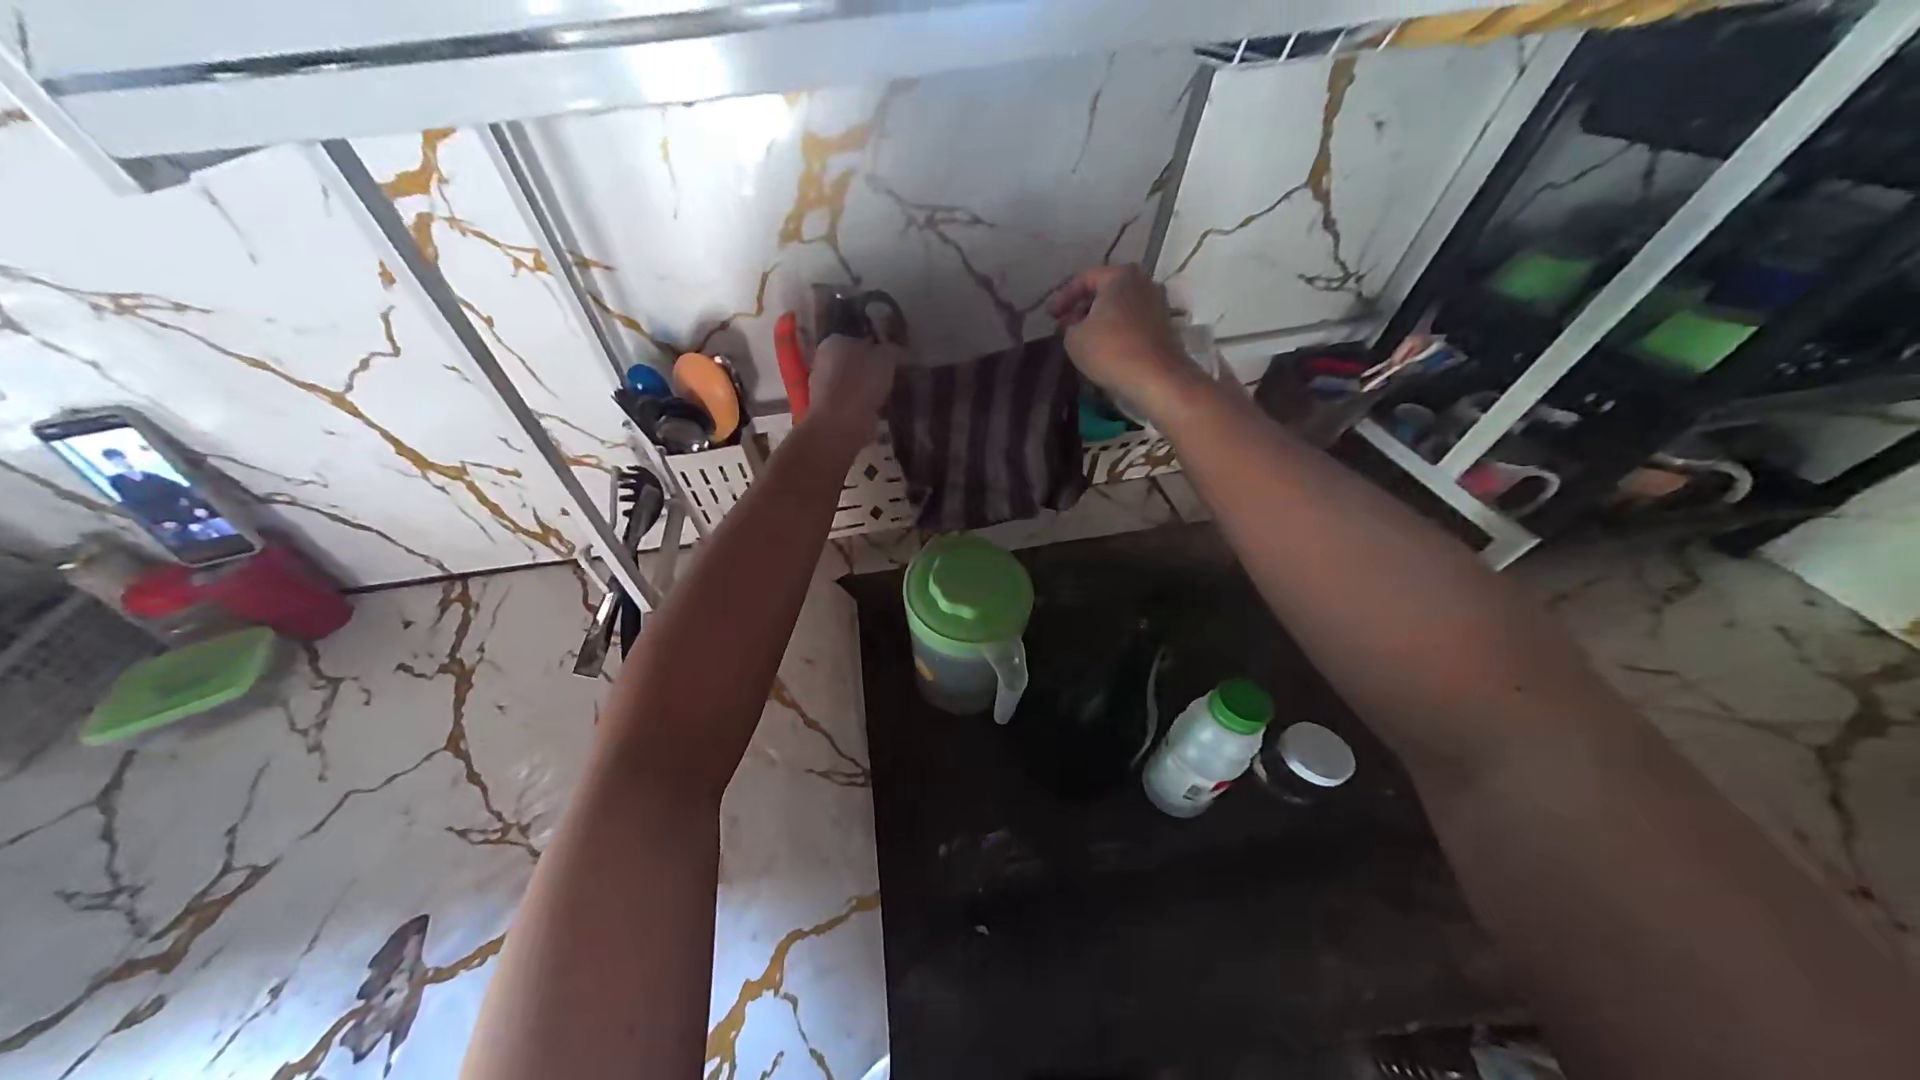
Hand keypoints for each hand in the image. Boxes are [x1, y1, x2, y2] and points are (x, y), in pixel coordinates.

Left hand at [805, 334, 899, 445]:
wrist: (843, 423)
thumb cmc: (862, 382)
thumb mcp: (885, 356)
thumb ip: (890, 350)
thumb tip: (893, 351)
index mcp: (834, 342)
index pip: (859, 338)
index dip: (878, 346)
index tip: (894, 357)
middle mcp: (825, 362)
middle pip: (856, 362)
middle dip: (873, 369)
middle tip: (894, 375)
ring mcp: (826, 388)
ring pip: (856, 383)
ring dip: (870, 388)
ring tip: (890, 393)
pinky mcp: (833, 410)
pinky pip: (855, 402)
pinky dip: (867, 405)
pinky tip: (881, 408)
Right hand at [1049, 265, 1198, 420]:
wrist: (1157, 378)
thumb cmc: (1110, 350)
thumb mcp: (1073, 338)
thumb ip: (1068, 325)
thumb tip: (1075, 324)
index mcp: (1120, 275)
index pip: (1084, 278)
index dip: (1062, 297)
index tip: (1050, 316)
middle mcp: (1143, 282)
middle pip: (1105, 291)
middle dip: (1082, 308)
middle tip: (1065, 326)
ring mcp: (1157, 304)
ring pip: (1119, 307)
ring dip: (1099, 320)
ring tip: (1083, 339)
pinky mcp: (1164, 326)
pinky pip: (1132, 322)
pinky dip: (1115, 330)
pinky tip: (1104, 347)